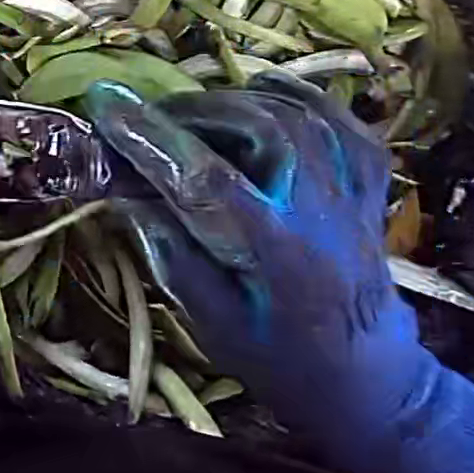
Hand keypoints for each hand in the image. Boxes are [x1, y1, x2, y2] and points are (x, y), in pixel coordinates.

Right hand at [85, 72, 473, 472]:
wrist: (370, 380)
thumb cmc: (275, 357)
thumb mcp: (207, 319)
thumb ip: (166, 248)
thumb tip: (124, 185)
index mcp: (276, 256)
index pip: (205, 179)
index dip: (150, 136)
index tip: (104, 103)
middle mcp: (320, 215)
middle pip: (259, 129)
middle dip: (187, 112)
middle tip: (143, 118)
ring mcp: (350, 195)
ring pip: (294, 115)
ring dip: (229, 101)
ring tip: (187, 114)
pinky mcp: (366, 186)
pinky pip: (339, 122)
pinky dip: (295, 96)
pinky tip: (258, 92)